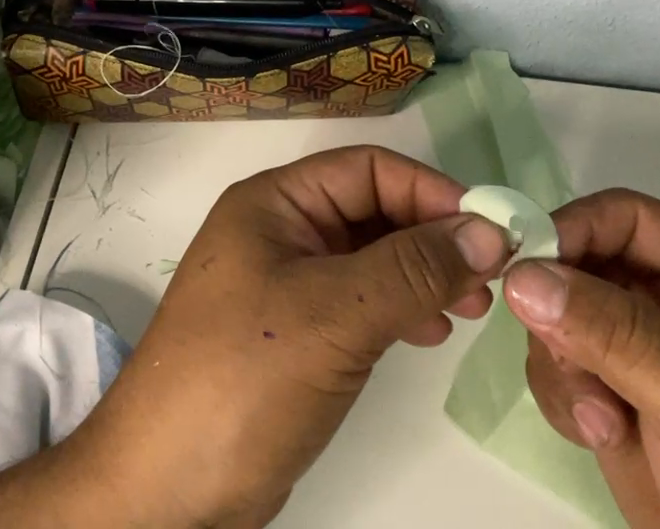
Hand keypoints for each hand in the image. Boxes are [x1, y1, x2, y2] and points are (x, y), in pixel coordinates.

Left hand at [69, 145, 513, 526]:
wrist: (166, 489)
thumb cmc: (245, 379)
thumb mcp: (335, 315)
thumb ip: (414, 268)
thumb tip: (492, 230)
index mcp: (275, 204)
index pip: (368, 170)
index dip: (432, 192)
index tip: (493, 231)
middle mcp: (280, 233)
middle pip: (373, 210)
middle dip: (433, 237)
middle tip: (490, 278)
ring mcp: (286, 285)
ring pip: (372, 258)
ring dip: (424, 274)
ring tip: (469, 309)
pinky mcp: (296, 334)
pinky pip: (361, 301)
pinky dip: (401, 309)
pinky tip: (429, 332)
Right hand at [503, 189, 659, 528]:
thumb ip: (616, 332)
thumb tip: (521, 276)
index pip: (628, 218)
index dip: (574, 226)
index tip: (524, 264)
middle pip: (580, 264)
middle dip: (559, 306)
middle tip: (559, 353)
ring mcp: (636, 355)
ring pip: (557, 317)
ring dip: (560, 362)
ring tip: (599, 417)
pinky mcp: (611, 400)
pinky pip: (556, 369)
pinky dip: (561, 397)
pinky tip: (597, 436)